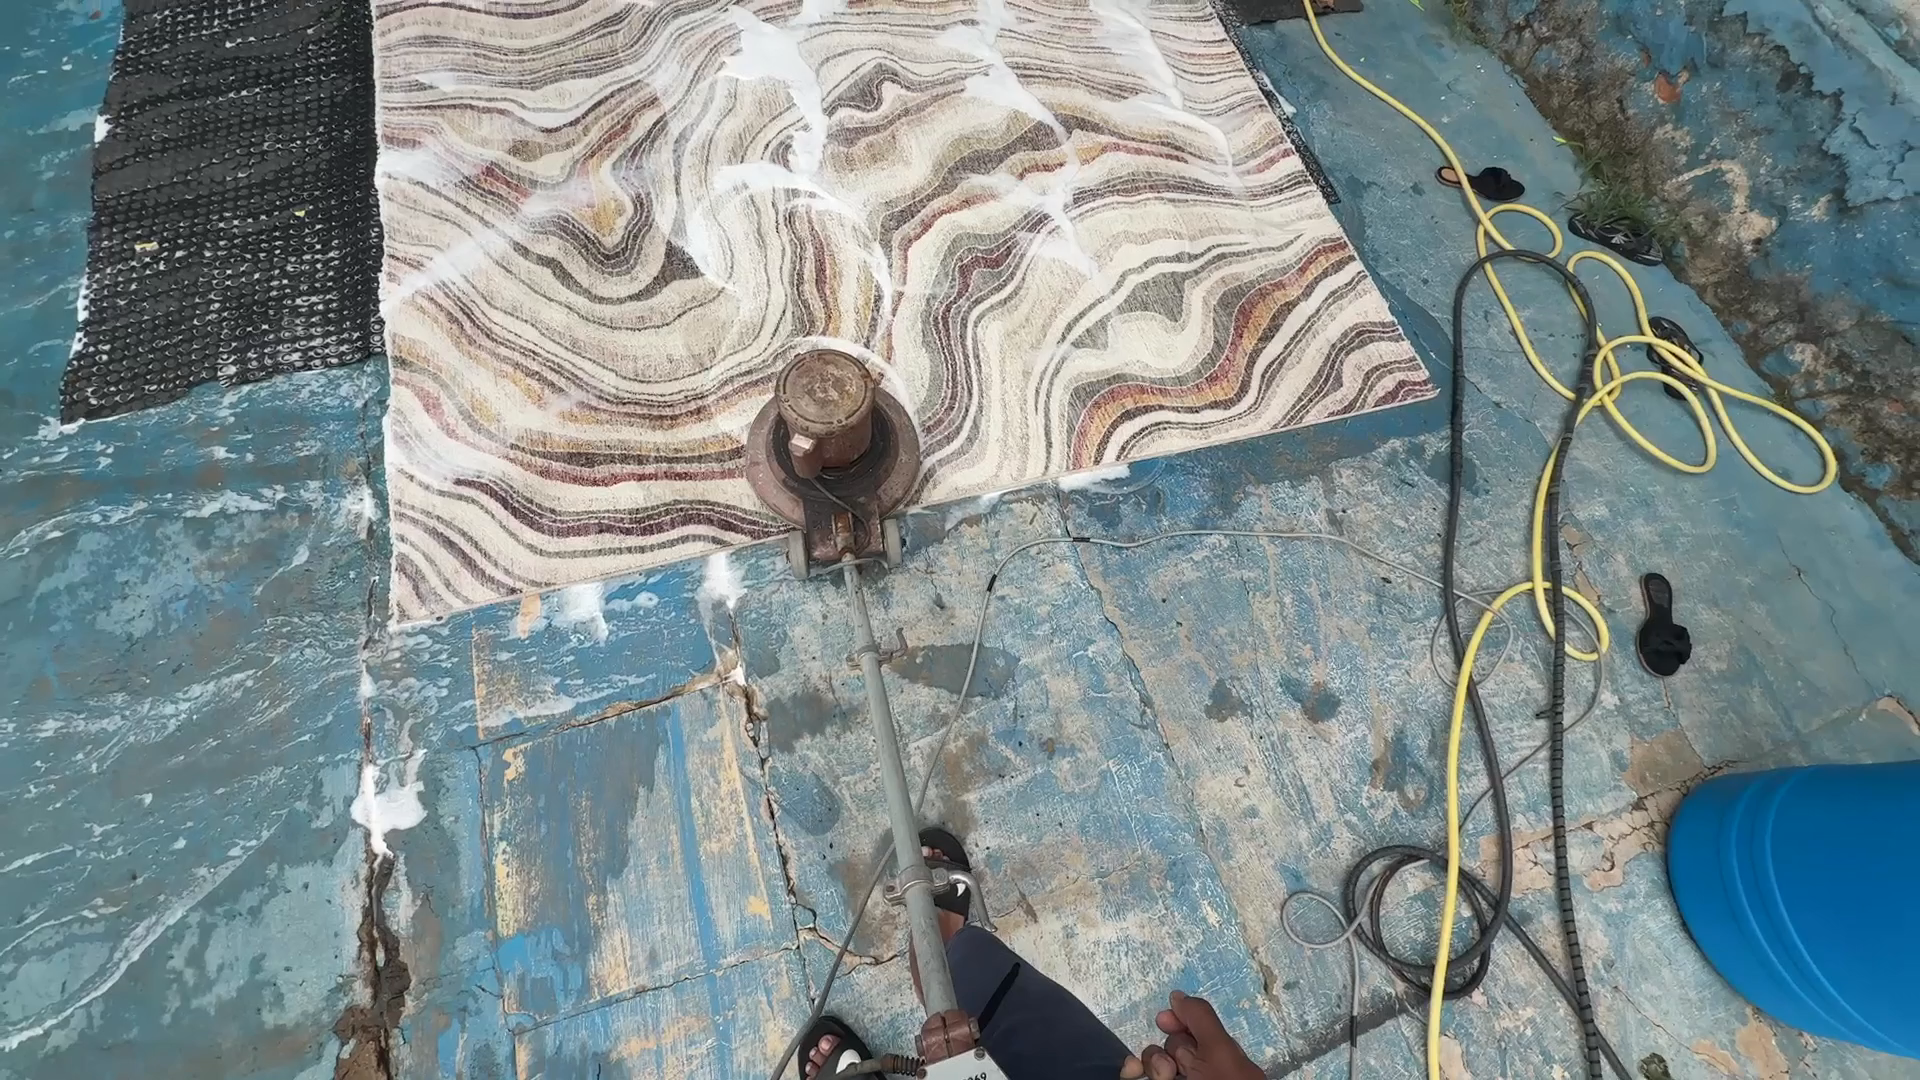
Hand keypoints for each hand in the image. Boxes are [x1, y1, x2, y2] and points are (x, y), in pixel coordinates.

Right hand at [1118, 991, 1262, 1079]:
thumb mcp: (1222, 1054)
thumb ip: (1201, 1019)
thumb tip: (1176, 996)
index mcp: (1220, 1059)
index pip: (1193, 1030)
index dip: (1177, 1020)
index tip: (1165, 1020)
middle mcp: (1198, 1073)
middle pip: (1170, 1044)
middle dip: (1166, 1049)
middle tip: (1175, 1070)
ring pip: (1152, 1062)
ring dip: (1150, 1063)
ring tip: (1164, 1079)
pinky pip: (1139, 1075)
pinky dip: (1131, 1070)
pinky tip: (1130, 1074)